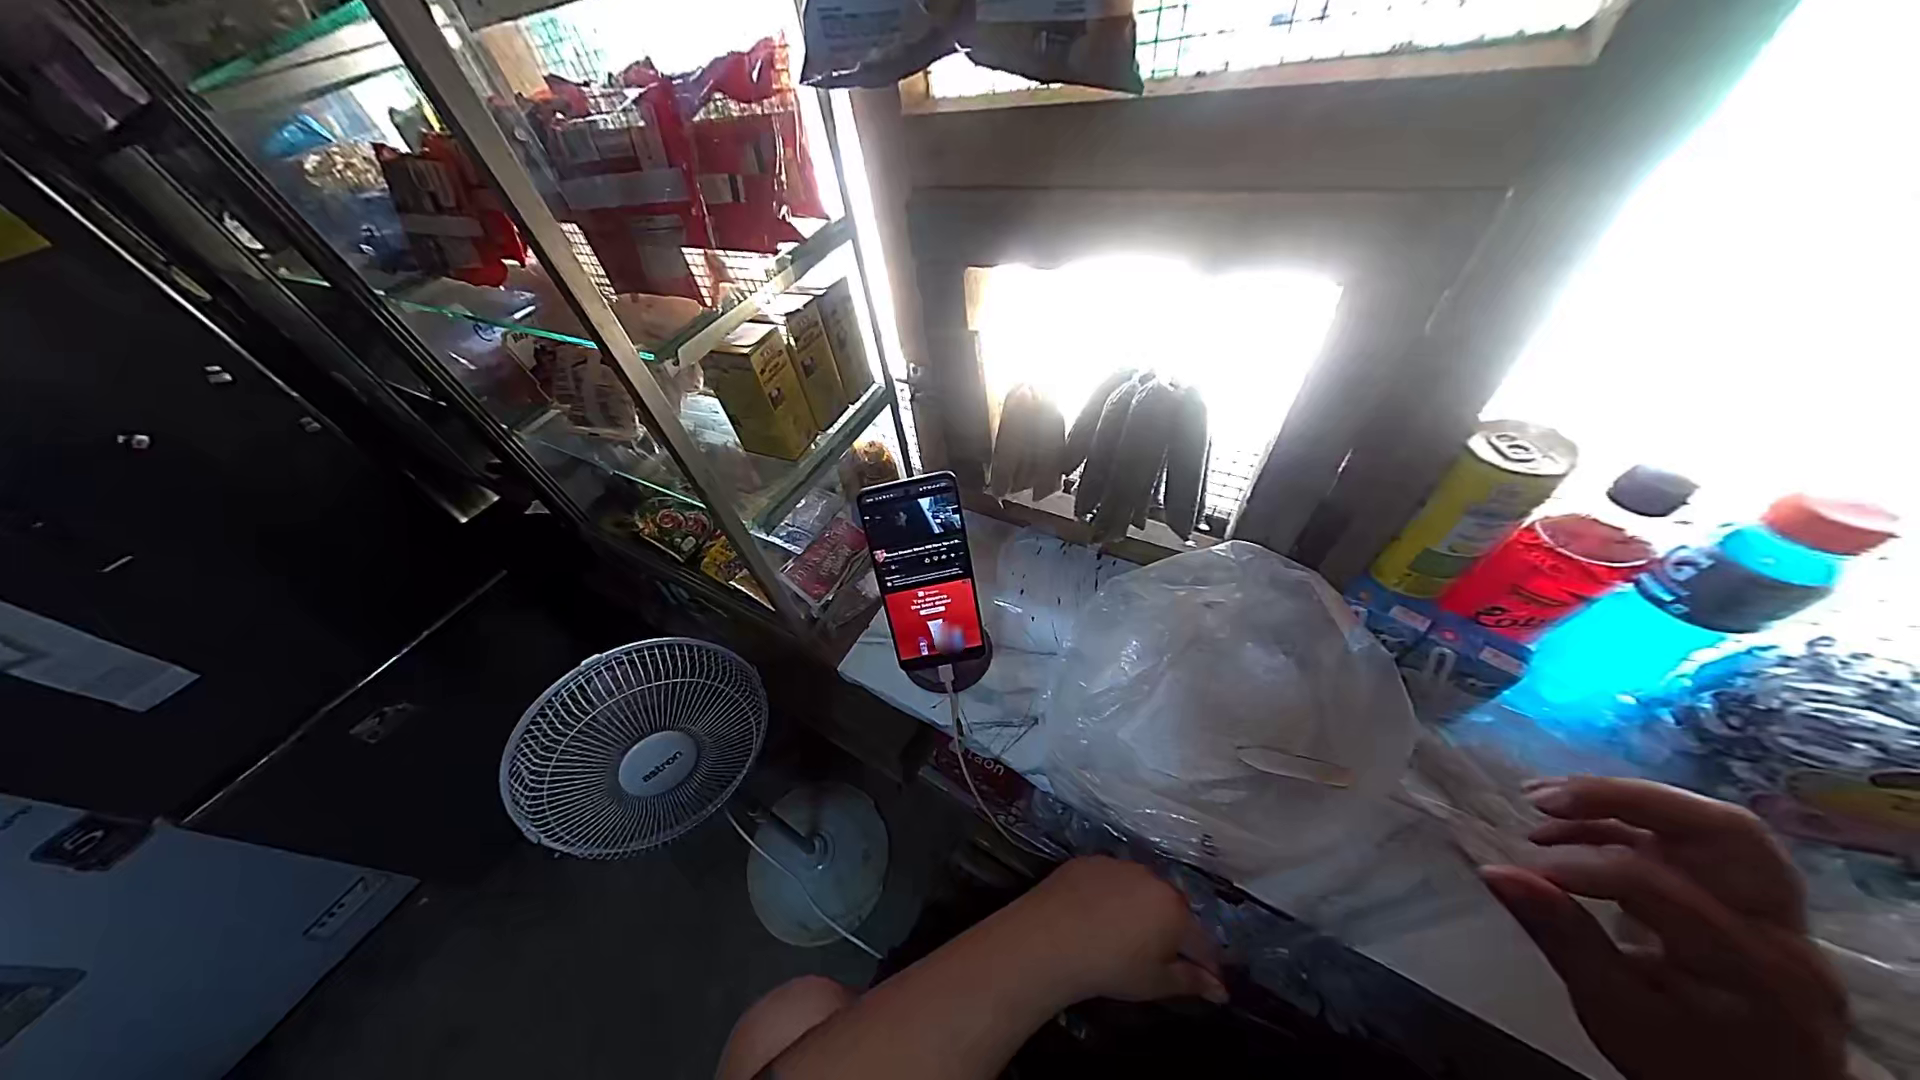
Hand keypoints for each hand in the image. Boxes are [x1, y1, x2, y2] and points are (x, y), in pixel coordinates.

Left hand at [1005, 856, 1228, 1006]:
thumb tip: (1218, 987)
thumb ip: (1191, 981)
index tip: (1209, 982)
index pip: (1202, 940)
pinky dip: (1111, 894)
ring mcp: (1118, 865)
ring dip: (1141, 907)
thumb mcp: (1156, 983)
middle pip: (1172, 907)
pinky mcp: (1089, 860)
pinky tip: (1097, 913)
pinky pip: (1110, 878)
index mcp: (1175, 909)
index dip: (1208, 964)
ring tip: (1125, 934)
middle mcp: (1151, 879)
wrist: (1053, 936)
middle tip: (1161, 956)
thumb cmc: (1111, 966)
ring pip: (1140, 887)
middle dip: (1173, 931)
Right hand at [1481, 776, 1848, 1079]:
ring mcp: (1768, 908)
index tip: (1523, 873)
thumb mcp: (1614, 1010)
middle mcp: (1779, 928)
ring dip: (1622, 800)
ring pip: (1709, 823)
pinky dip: (1620, 821)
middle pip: (1722, 830)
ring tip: (1543, 800)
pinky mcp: (1735, 894)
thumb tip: (1494, 872)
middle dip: (1626, 798)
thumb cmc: (1682, 1061)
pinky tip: (1563, 829)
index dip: (1582, 868)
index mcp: (1754, 968)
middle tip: (1544, 798)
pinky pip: (1685, 837)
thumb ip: (1561, 936)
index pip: (1661, 886)